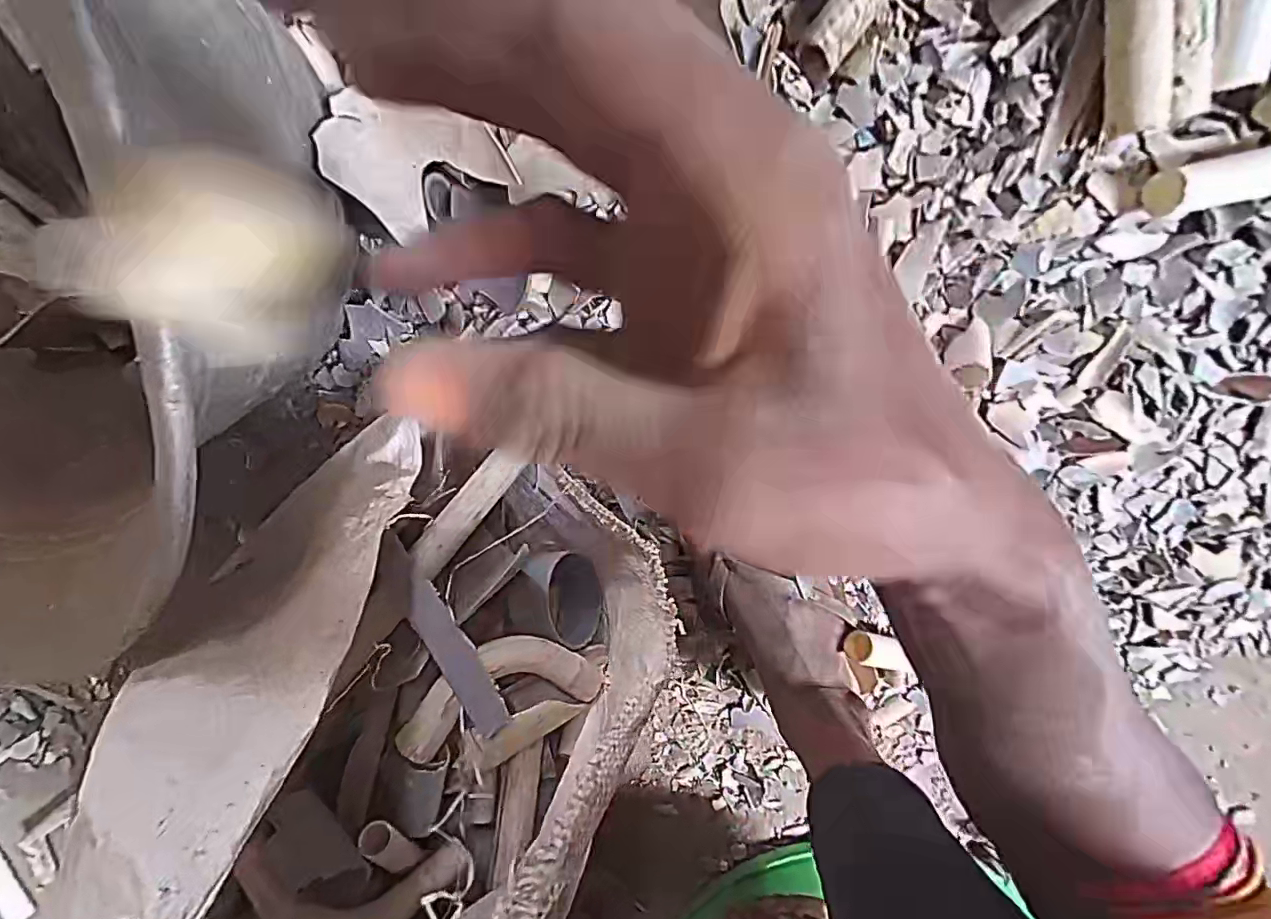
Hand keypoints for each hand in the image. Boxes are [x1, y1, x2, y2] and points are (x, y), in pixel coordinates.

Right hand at [305, 0, 1076, 587]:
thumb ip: (556, 409)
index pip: (591, 45)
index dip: (466, 20)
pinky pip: (581, 242)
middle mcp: (725, 178)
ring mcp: (703, 232)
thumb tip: (400, 378)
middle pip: (576, 68)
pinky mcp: (686, 288)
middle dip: (456, 43)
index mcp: (747, 183)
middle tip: (341, 36)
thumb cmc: (845, 485)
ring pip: (574, 143)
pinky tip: (432, 274)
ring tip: (367, 100)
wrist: (930, 517)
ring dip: (476, 120)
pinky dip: (505, 250)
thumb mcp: (699, 459)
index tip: (359, 20)